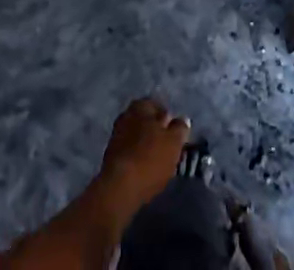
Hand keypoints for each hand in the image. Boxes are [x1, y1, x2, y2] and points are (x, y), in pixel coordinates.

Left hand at [90, 99, 189, 222]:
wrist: (119, 187)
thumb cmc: (150, 158)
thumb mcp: (174, 142)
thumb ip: (180, 128)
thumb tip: (182, 120)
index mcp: (140, 106)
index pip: (157, 105)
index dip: (168, 119)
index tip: (176, 133)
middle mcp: (126, 116)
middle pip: (146, 121)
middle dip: (157, 132)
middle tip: (169, 147)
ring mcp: (116, 136)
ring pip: (137, 137)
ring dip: (147, 145)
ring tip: (159, 161)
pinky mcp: (111, 156)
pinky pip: (130, 151)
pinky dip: (138, 157)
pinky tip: (146, 169)